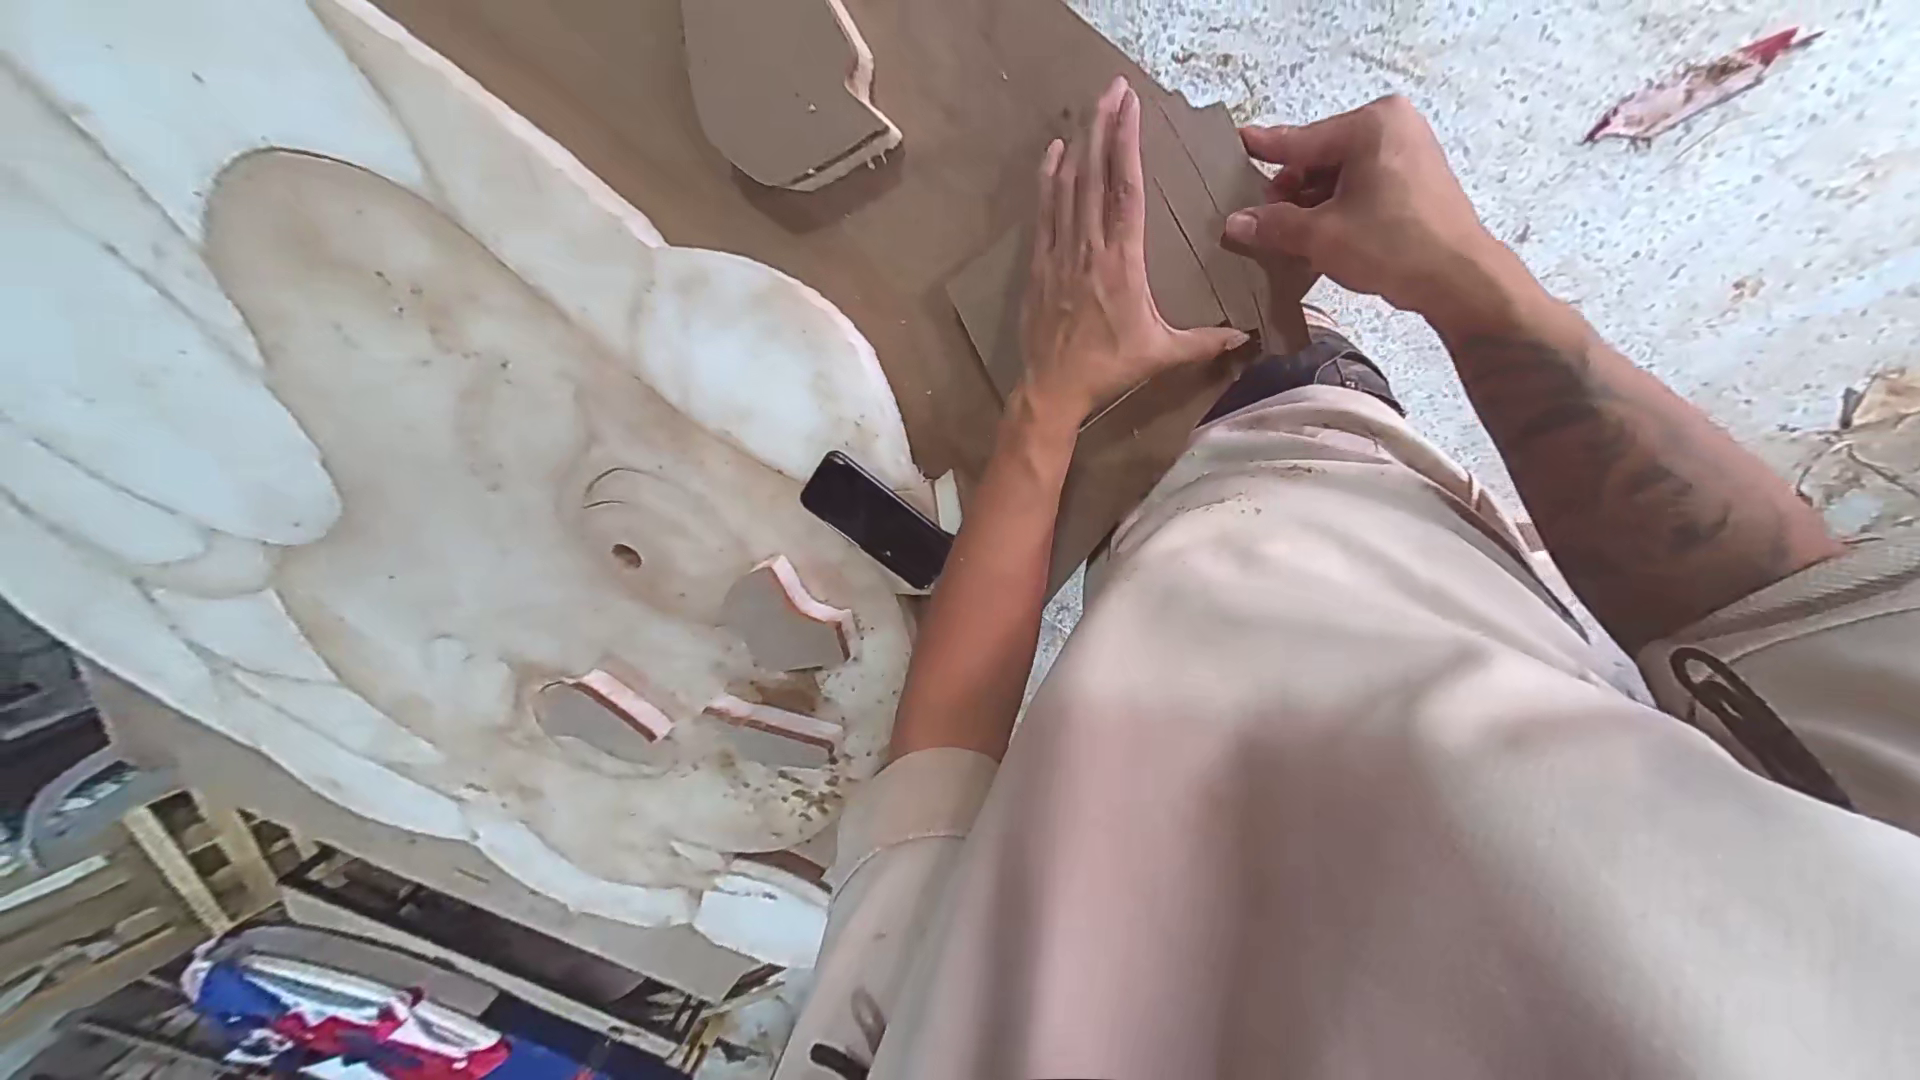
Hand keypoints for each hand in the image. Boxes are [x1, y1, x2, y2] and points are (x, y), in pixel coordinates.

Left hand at [1017, 77, 1249, 423]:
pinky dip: (1047, 183)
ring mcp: (1060, 256)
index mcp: (1123, 263)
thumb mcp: (1160, 355)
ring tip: (1088, 112)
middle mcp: (1089, 250)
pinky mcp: (1039, 268)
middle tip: (1112, 90)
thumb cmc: (1107, 370)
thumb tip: (1244, 337)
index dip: (1128, 144)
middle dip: (1104, 129)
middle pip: (1096, 178)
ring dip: (1079, 147)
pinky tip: (1053, 156)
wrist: (1053, 388)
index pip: (1126, 191)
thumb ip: (1203, 342)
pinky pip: (1043, 216)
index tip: (1131, 107)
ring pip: (1068, 191)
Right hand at [1221, 95, 1534, 338]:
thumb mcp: (1319, 236)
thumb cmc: (1388, 245)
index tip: (1238, 140)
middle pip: (1316, 158)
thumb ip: (1273, 225)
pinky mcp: (1411, 178)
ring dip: (1307, 205)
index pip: (1300, 141)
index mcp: (1370, 126)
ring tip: (1288, 236)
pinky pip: (1356, 186)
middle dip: (1288, 191)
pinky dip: (1332, 207)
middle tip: (1264, 223)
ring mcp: (1404, 150)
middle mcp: (1390, 127)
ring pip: (1334, 175)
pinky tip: (1316, 235)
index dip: (1264, 147)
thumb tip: (1234, 223)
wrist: (1453, 275)